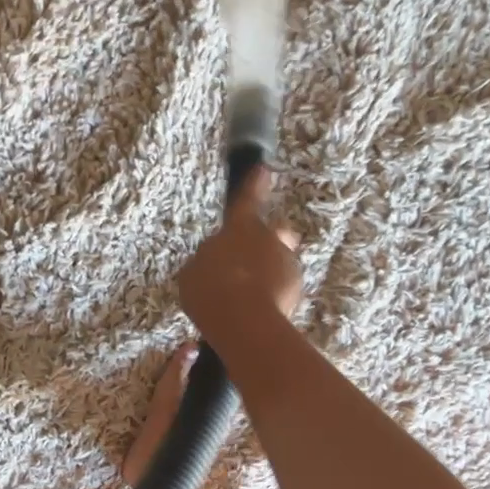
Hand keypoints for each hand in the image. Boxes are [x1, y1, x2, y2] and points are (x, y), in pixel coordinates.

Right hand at [178, 167, 301, 338]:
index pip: (246, 201)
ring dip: (264, 275)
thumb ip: (206, 261)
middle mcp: (269, 241)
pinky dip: (269, 297)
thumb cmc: (210, 289)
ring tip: (242, 298)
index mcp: (240, 230)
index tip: (263, 167)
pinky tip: (251, 312)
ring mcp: (287, 265)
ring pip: (277, 264)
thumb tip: (214, 261)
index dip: (253, 185)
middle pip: (274, 234)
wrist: (243, 320)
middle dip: (267, 241)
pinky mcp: (296, 290)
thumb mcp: (192, 273)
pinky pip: (280, 288)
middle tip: (250, 260)